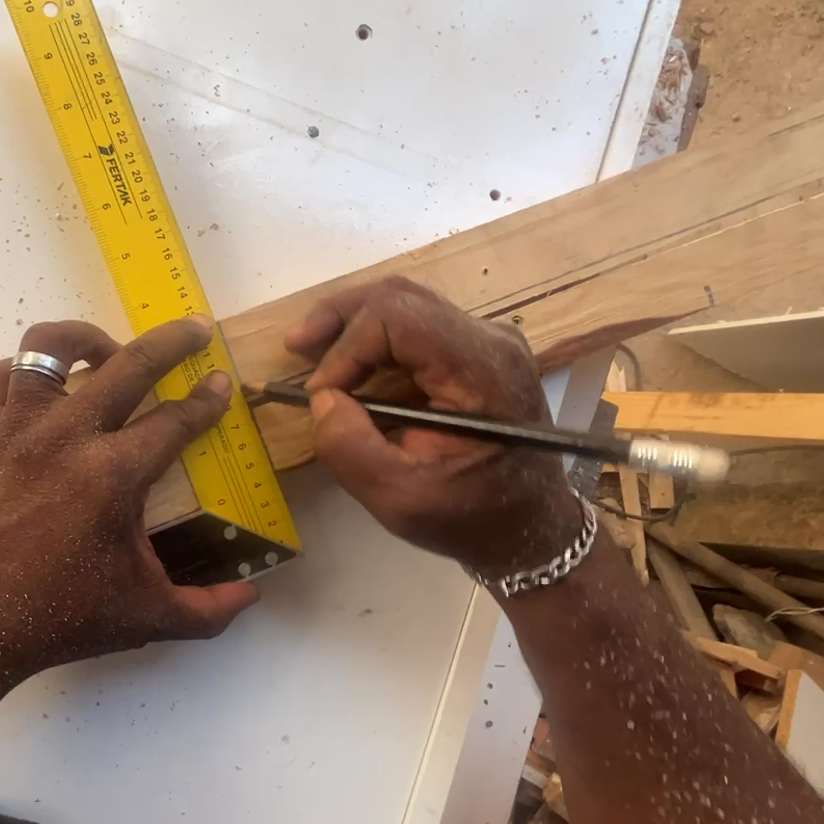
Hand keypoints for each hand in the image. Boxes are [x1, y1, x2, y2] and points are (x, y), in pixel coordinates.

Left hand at [0, 317, 259, 680]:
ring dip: (86, 339)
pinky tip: (41, 384)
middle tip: (195, 329)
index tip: (222, 383)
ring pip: (48, 349)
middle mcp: (67, 437)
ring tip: (108, 351)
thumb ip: (207, 609)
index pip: (175, 421)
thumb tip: (253, 596)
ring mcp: (20, 431)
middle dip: (172, 341)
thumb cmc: (57, 618)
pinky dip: (20, 371)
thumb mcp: (145, 617)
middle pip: (129, 364)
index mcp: (113, 475)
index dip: (206, 400)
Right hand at [285, 277, 582, 581]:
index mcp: (480, 370)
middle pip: (400, 296)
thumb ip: (351, 449)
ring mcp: (484, 341)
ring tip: (309, 346)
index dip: (346, 348)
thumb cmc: (470, 517)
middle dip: (339, 317)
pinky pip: (414, 324)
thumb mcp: (400, 499)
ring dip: (350, 322)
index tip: (320, 394)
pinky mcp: (473, 352)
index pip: (398, 318)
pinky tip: (345, 359)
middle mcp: (489, 339)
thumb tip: (322, 400)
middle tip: (295, 346)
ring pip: (405, 302)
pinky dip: (370, 336)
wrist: (528, 527)